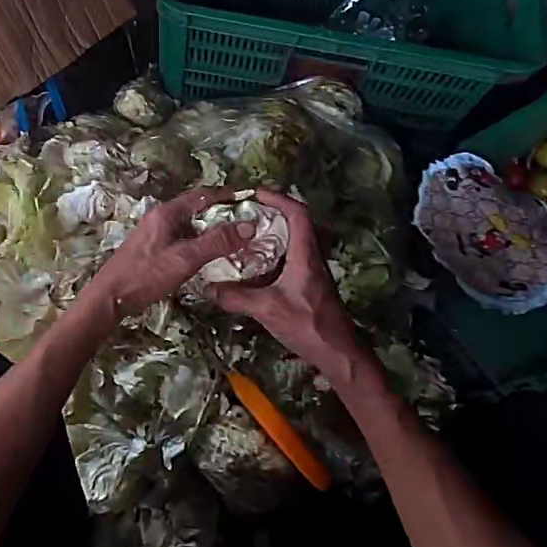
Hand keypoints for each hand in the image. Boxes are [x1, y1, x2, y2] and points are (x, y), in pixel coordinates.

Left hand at [80, 188, 257, 314]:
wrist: (109, 298)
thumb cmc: (146, 275)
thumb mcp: (186, 258)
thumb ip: (217, 241)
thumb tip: (249, 225)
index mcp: (168, 212)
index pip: (204, 194)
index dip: (228, 196)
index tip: (251, 201)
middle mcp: (161, 216)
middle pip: (197, 207)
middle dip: (223, 213)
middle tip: (248, 222)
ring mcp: (155, 232)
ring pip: (190, 224)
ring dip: (212, 228)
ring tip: (235, 238)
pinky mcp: (153, 248)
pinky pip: (183, 236)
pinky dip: (200, 240)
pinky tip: (210, 254)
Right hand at [204, 190, 364, 379]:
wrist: (338, 353)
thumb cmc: (308, 325)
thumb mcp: (267, 309)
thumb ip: (236, 297)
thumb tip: (208, 288)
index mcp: (305, 255)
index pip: (298, 214)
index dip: (278, 199)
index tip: (256, 194)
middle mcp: (312, 257)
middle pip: (298, 223)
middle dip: (274, 212)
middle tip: (247, 213)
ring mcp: (313, 271)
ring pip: (296, 240)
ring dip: (276, 231)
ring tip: (249, 233)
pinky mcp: (311, 284)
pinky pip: (293, 257)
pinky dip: (277, 251)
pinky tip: (259, 264)